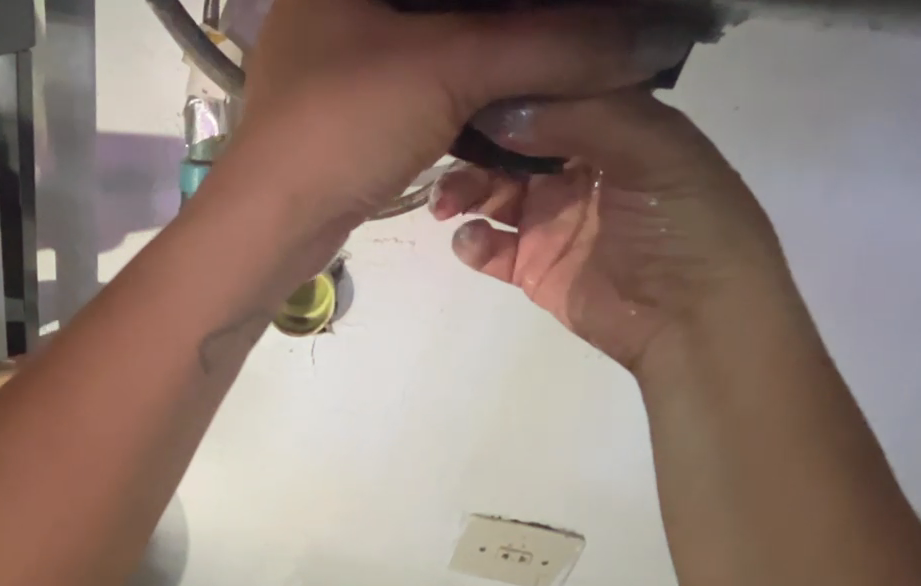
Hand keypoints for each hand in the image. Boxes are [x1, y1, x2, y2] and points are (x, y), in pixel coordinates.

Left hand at [216, 0, 690, 232]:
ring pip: (436, 35)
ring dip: (492, 47)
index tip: (572, 8)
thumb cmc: (342, 125)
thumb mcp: (449, 68)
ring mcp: (337, 59)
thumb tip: (652, 37)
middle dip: (513, 15)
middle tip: (577, 24)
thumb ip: (550, 44)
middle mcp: (337, 3)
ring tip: (556, 50)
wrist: (268, 228)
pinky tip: (504, 90)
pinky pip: (420, 80)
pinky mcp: (345, 111)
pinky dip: (462, 86)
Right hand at [432, 90, 810, 373]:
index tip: (469, 102)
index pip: (552, 99)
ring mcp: (552, 221)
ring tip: (446, 205)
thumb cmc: (687, 226)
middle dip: (476, 149)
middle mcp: (579, 169)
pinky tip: (470, 242)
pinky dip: (472, 242)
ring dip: (465, 192)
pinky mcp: (533, 268)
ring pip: (493, 194)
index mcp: (616, 130)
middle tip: (444, 158)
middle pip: (512, 147)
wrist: (692, 321)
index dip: (510, 98)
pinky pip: (490, 249)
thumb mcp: (654, 150)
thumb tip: (498, 114)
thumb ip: (582, 120)